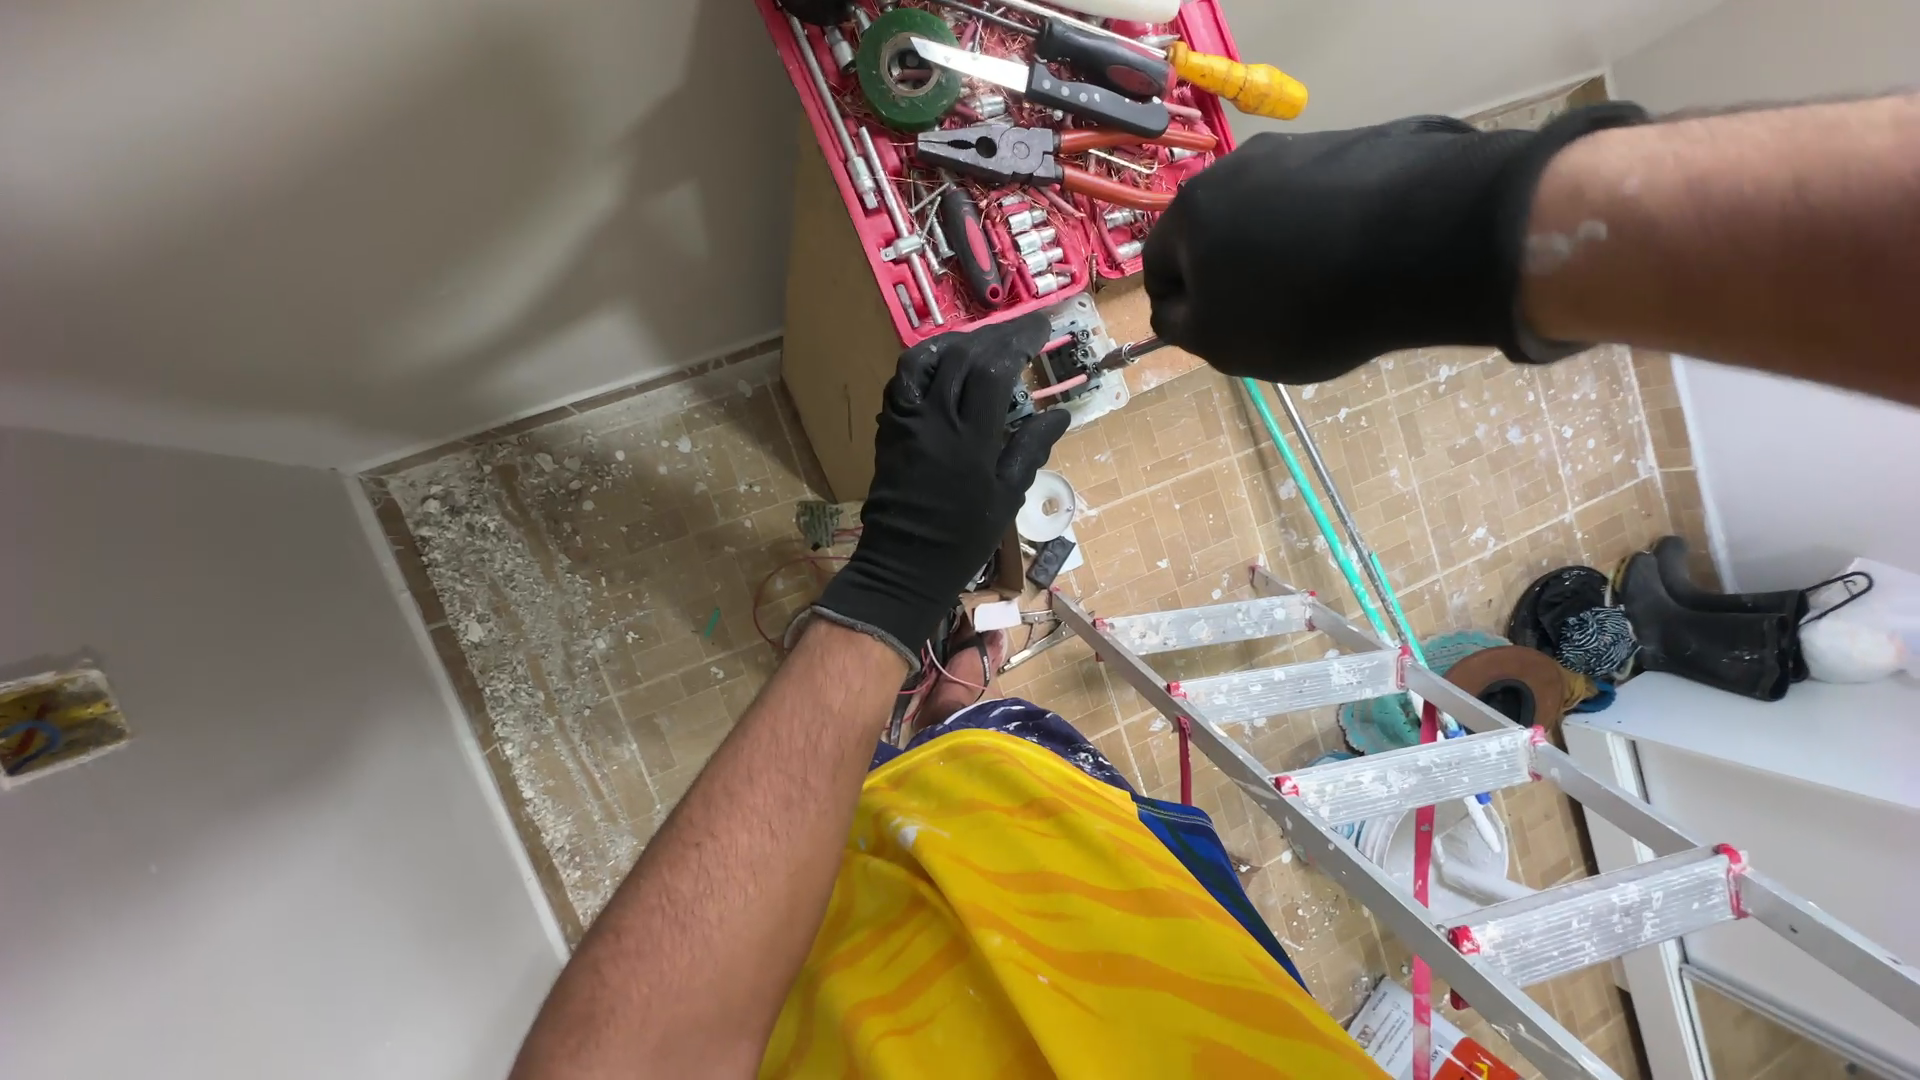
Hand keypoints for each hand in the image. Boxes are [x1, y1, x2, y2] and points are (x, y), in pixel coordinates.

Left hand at [811, 313, 1070, 667]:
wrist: (905, 563)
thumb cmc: (964, 536)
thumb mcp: (1008, 496)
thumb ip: (1031, 448)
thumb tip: (1059, 413)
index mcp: (970, 437)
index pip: (993, 369)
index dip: (1019, 340)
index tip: (1042, 327)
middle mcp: (934, 418)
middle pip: (962, 356)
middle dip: (994, 335)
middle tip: (1019, 330)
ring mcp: (906, 420)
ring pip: (924, 360)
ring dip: (955, 342)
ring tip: (980, 341)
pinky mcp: (888, 428)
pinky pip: (902, 382)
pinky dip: (924, 363)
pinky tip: (943, 365)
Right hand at [1143, 105, 1646, 383]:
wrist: (1428, 243)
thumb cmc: (1301, 306)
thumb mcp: (1220, 343)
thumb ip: (1180, 326)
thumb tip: (1175, 305)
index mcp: (1191, 210)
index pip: (1157, 265)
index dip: (1178, 308)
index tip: (1214, 334)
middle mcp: (1238, 165)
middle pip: (1214, 235)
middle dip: (1230, 275)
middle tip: (1266, 315)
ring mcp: (1303, 148)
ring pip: (1269, 215)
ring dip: (1279, 252)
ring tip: (1321, 288)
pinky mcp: (1362, 144)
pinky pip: (1325, 200)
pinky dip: (1329, 233)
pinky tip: (1358, 261)